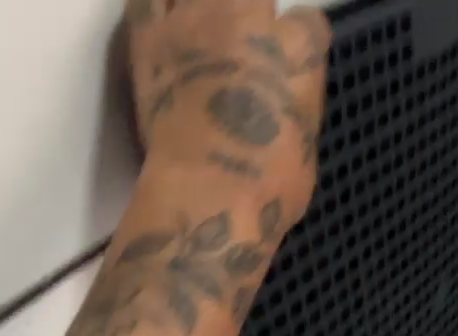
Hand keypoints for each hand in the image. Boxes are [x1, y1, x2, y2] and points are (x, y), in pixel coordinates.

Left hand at [128, 0, 329, 213]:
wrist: (209, 193)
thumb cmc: (272, 185)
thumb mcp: (306, 143)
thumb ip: (296, 101)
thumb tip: (285, 94)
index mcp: (297, 54)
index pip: (309, 22)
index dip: (303, 44)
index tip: (297, 63)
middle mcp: (246, 21)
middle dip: (256, 15)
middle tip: (249, 48)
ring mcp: (193, 22)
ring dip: (210, 9)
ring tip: (208, 34)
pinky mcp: (148, 34)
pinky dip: (160, 7)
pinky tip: (168, 25)